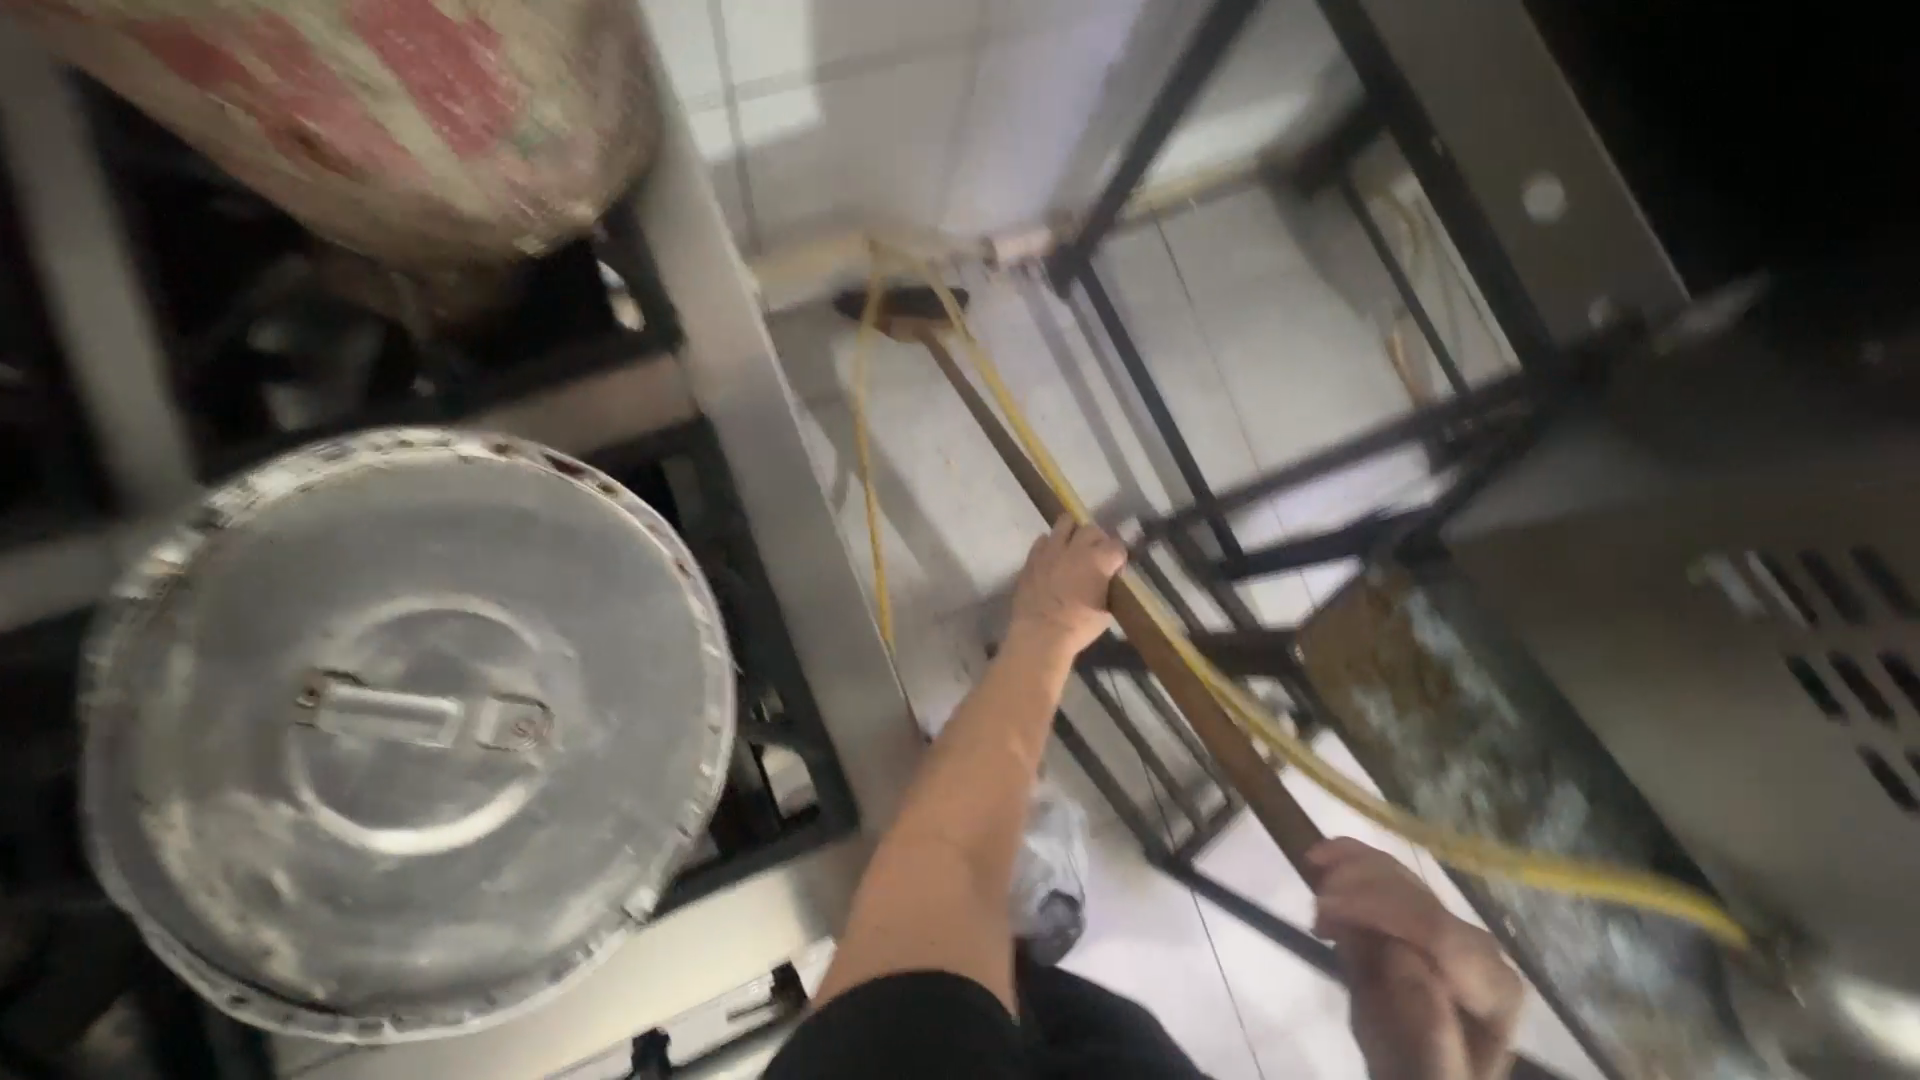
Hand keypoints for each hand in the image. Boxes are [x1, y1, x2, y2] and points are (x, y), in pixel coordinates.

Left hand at [1007, 516, 1126, 661]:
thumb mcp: (1105, 611)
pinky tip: (1052, 556)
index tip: (1116, 568)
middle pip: (1091, 529)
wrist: (1039, 633)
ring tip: (1073, 545)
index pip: (1117, 546)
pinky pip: (1042, 539)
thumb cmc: (1077, 627)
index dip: (1118, 556)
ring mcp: (1051, 550)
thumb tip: (1106, 583)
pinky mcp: (1032, 557)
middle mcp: (1076, 548)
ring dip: (1073, 531)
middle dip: (1097, 539)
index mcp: (1099, 560)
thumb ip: (1108, 589)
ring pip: (1065, 523)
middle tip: (1096, 554)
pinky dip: (1050, 544)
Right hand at [1309, 839, 1522, 1079]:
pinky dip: (1351, 858)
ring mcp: (1453, 927)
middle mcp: (1481, 948)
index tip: (1322, 908)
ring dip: (1349, 867)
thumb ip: (1425, 1019)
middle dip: (1357, 888)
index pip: (1435, 931)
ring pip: (1400, 875)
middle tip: (1314, 910)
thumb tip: (1401, 953)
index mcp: (1492, 987)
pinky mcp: (1424, 915)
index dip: (1375, 908)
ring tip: (1314, 890)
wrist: (1417, 1076)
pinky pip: (1389, 873)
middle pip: (1415, 897)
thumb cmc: (1420, 1075)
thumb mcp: (1426, 1068)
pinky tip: (1321, 858)